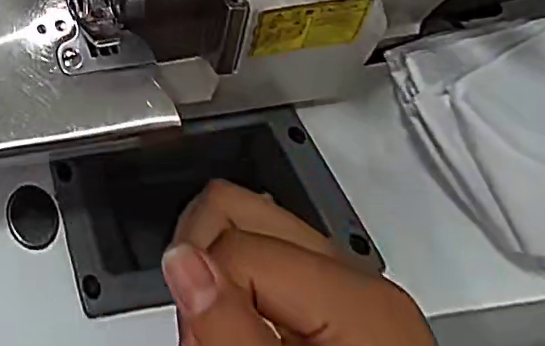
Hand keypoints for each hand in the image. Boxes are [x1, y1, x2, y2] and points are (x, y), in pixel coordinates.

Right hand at [163, 181, 433, 345]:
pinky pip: (263, 257)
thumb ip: (232, 331)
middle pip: (236, 210)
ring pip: (244, 227)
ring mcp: (350, 290)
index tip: (201, 340)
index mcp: (361, 300)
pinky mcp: (338, 305)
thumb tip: (183, 261)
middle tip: (202, 330)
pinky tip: (243, 331)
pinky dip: (238, 285)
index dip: (204, 296)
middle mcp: (361, 281)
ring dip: (215, 273)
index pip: (233, 249)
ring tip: (221, 334)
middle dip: (202, 263)